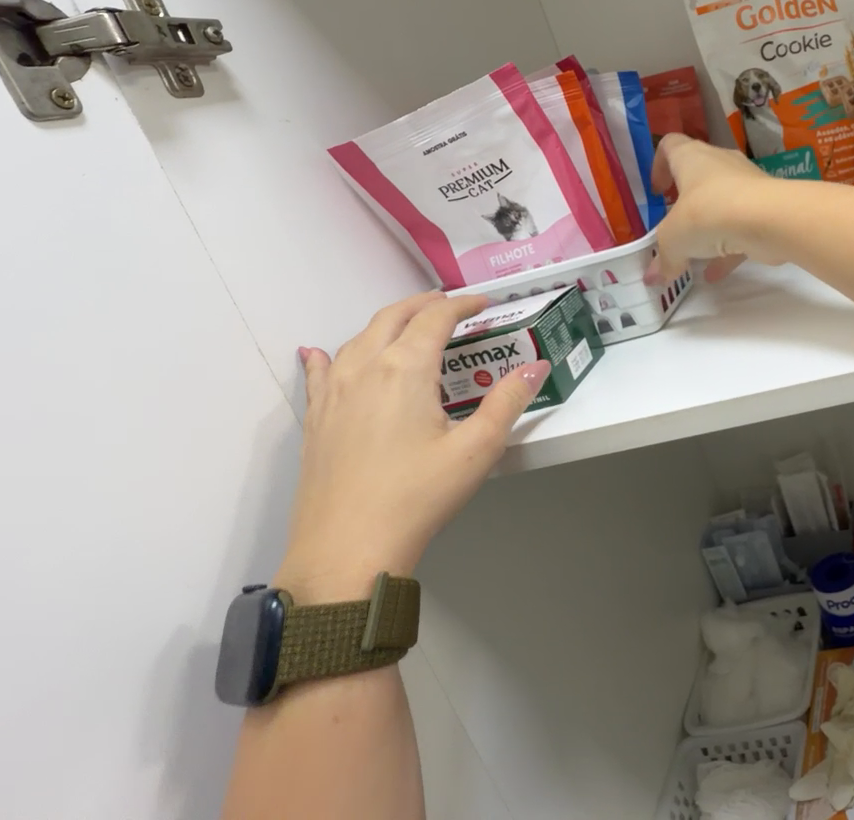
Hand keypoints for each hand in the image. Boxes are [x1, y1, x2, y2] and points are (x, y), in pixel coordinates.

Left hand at [277, 292, 546, 601]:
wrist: (346, 550)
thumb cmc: (417, 496)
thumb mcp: (477, 449)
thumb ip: (509, 401)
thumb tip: (537, 366)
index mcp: (405, 369)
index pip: (435, 319)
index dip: (462, 305)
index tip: (483, 304)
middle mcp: (364, 369)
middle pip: (392, 318)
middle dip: (423, 304)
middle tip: (450, 305)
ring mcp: (333, 394)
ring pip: (358, 339)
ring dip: (387, 324)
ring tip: (409, 326)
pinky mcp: (315, 419)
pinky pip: (320, 372)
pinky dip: (330, 354)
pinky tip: (319, 354)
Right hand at [647, 133, 787, 282]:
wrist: (768, 219)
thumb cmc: (708, 213)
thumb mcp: (674, 238)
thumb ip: (664, 257)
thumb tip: (655, 278)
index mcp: (691, 157)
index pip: (670, 145)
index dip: (658, 165)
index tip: (656, 192)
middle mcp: (720, 164)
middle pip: (698, 177)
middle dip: (685, 203)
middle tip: (675, 226)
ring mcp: (746, 185)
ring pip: (721, 203)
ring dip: (708, 229)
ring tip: (695, 255)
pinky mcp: (765, 208)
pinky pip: (741, 227)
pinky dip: (728, 248)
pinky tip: (715, 274)